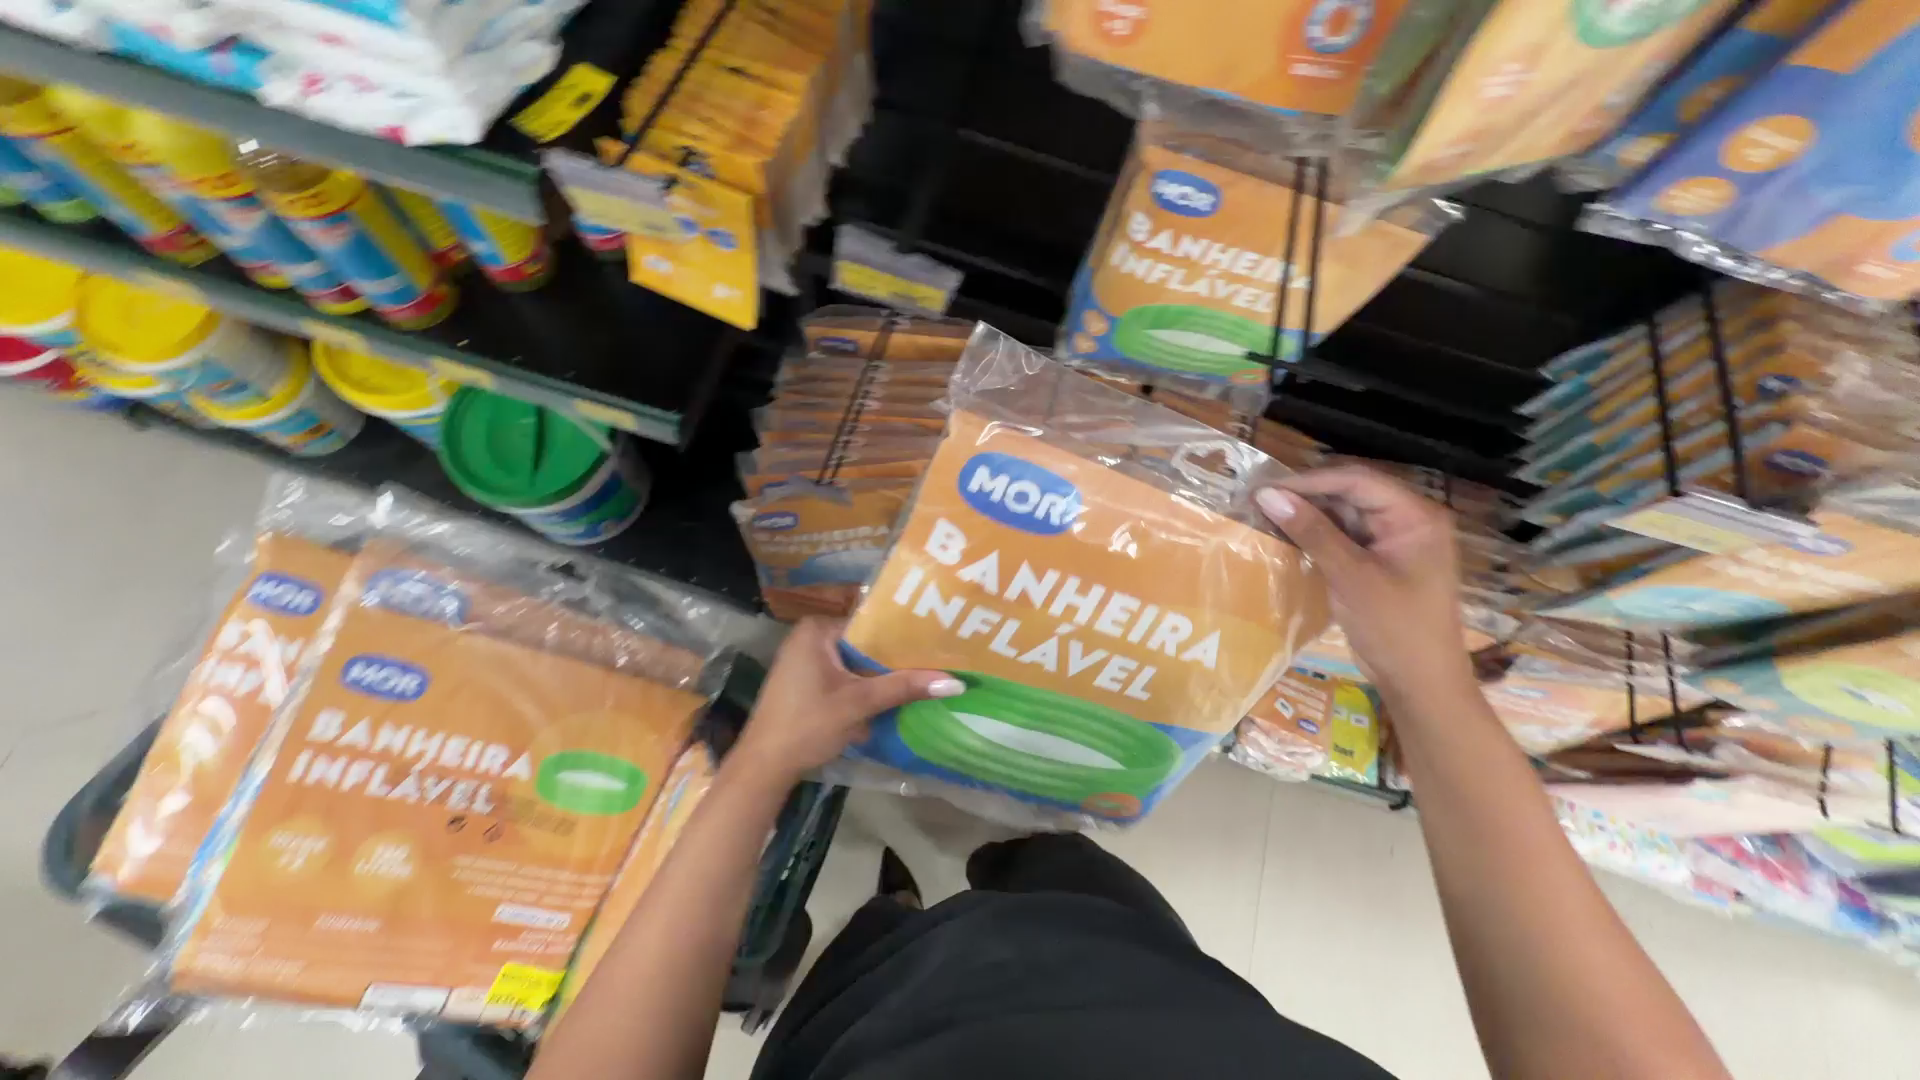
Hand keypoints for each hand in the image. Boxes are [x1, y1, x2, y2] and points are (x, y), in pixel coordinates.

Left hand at [734, 617, 961, 782]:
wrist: (765, 766)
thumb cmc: (807, 725)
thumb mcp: (859, 703)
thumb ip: (904, 687)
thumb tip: (955, 682)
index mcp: (817, 630)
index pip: (871, 622)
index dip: (904, 634)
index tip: (937, 642)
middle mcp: (810, 638)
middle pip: (865, 644)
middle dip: (895, 658)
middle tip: (938, 662)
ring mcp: (806, 661)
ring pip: (857, 663)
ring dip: (882, 677)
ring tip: (925, 678)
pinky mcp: (807, 684)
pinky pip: (846, 677)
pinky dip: (865, 688)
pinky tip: (894, 698)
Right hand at [1255, 466, 1473, 700]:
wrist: (1420, 683)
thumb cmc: (1395, 628)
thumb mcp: (1350, 576)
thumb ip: (1311, 532)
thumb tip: (1268, 495)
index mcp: (1415, 516)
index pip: (1357, 480)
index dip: (1310, 480)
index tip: (1266, 489)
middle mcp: (1407, 521)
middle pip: (1351, 494)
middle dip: (1307, 495)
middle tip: (1260, 500)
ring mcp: (1393, 543)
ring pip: (1344, 515)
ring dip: (1308, 516)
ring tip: (1265, 515)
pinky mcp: (1378, 563)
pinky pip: (1344, 538)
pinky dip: (1316, 537)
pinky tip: (1285, 538)